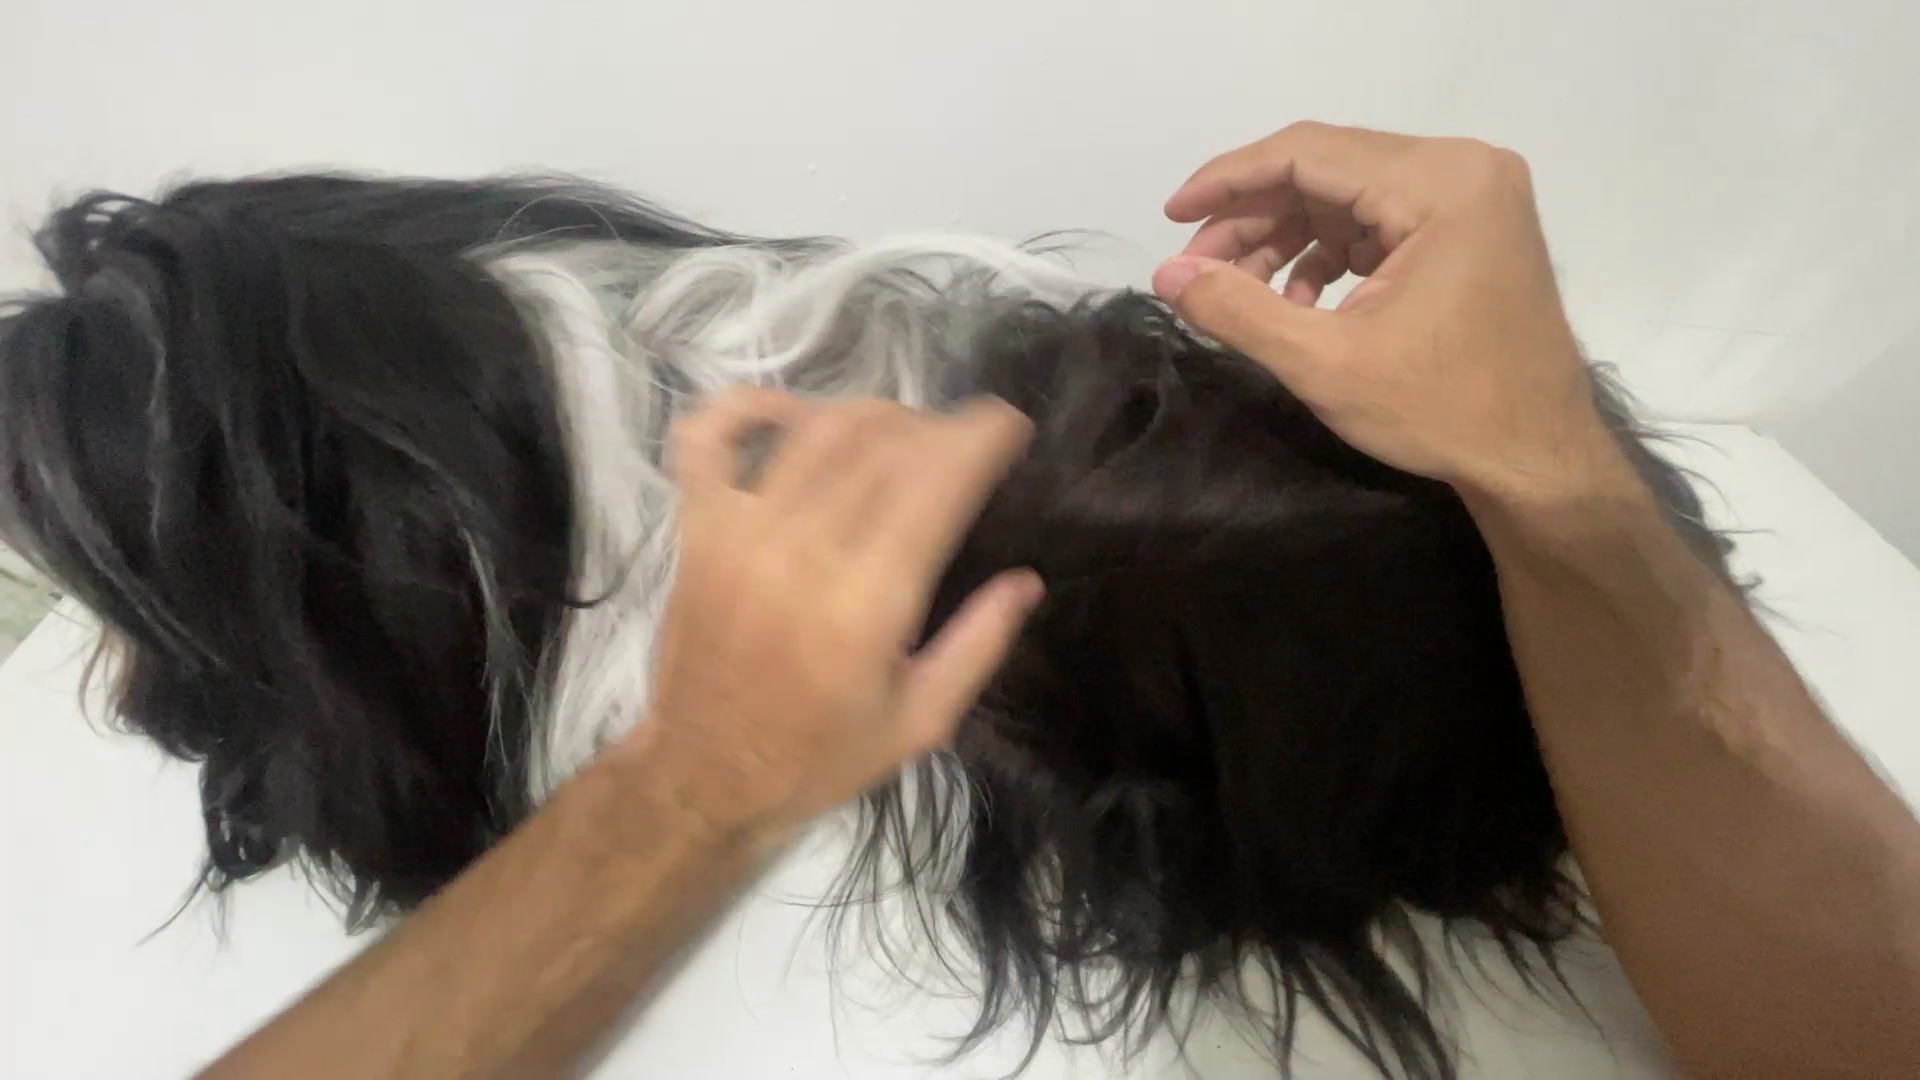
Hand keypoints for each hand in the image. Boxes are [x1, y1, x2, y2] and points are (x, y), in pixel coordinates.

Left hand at [631, 388, 1041, 832]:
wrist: (705, 775)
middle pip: (885, 444)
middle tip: (967, 440)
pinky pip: (711, 438)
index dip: (980, 438)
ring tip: (908, 432)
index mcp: (868, 602)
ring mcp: (740, 530)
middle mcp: (803, 549)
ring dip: (877, 414)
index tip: (1011, 424)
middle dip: (942, 426)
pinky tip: (796, 412)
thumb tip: (1027, 580)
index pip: (935, 484)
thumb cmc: (820, 756)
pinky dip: (752, 405)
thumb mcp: (920, 722)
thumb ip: (979, 645)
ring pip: (819, 429)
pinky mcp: (698, 528)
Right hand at [1152, 122, 1622, 501]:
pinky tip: (1292, 307)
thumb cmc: (1436, 409)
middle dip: (1249, 220)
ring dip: (1279, 243)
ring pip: (1342, 201)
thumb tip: (1165, 274)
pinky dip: (1320, 261)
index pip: (1307, 152)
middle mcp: (1460, 171)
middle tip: (1193, 271)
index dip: (1226, 179)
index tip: (1170, 215)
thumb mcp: (1321, 362)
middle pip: (1324, 172)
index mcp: (1438, 184)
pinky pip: (1370, 228)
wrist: (1531, 456)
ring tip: (1234, 295)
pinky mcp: (1462, 236)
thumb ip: (1236, 311)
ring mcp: (1466, 202)